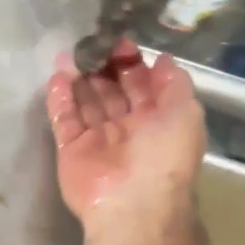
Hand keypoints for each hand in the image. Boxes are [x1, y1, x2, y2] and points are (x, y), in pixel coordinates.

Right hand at [46, 40, 206, 239]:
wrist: (132, 203)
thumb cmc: (164, 155)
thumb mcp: (186, 110)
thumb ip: (174, 82)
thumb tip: (162, 60)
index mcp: (156, 121)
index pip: (141, 85)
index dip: (132, 62)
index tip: (120, 40)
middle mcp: (126, 130)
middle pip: (112, 92)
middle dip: (104, 67)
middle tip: (93, 43)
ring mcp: (97, 142)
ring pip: (86, 104)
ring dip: (79, 78)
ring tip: (70, 53)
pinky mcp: (71, 153)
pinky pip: (64, 121)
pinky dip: (60, 100)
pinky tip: (58, 75)